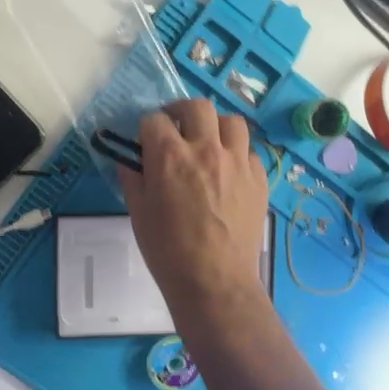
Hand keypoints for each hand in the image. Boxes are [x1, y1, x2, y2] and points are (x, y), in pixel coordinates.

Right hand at [121, 100, 270, 311]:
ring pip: (232, 122)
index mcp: (169, 156)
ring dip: (216, 127)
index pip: (155, 120)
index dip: (147, 129)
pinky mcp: (259, 180)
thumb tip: (129, 161)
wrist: (214, 281)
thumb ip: (133, 179)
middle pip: (198, 108)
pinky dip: (236, 155)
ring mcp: (238, 163)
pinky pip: (249, 152)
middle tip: (176, 128)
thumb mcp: (138, 214)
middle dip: (182, 113)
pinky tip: (228, 172)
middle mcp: (206, 149)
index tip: (146, 141)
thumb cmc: (167, 251)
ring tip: (208, 142)